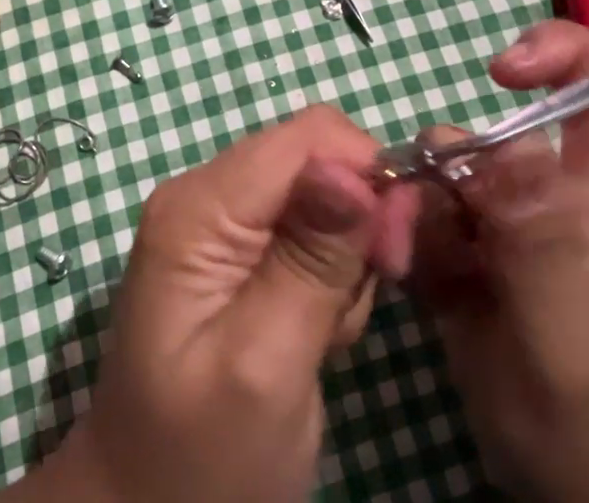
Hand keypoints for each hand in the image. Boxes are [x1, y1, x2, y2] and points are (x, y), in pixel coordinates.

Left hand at [0, 105, 419, 502]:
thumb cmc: (201, 452)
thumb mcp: (266, 363)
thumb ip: (310, 261)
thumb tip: (349, 163)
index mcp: (199, 207)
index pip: (308, 137)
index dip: (365, 180)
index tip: (389, 258)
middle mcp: (205, 198)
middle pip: (317, 163)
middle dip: (357, 228)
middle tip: (348, 310)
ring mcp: (219, 228)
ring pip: (323, 203)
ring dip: (344, 266)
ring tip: (320, 335)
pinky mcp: (237, 257)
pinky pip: (310, 240)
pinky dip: (328, 284)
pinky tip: (309, 335)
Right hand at [408, 20, 588, 502]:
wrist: (574, 483)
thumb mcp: (575, 315)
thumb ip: (533, 228)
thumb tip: (479, 146)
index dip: (567, 52)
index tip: (501, 70)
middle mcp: (552, 200)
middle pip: (497, 133)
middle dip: (449, 156)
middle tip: (418, 208)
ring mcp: (504, 233)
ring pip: (447, 176)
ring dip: (416, 203)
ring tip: (409, 255)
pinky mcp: (464, 264)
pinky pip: (421, 223)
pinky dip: (403, 237)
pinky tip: (404, 272)